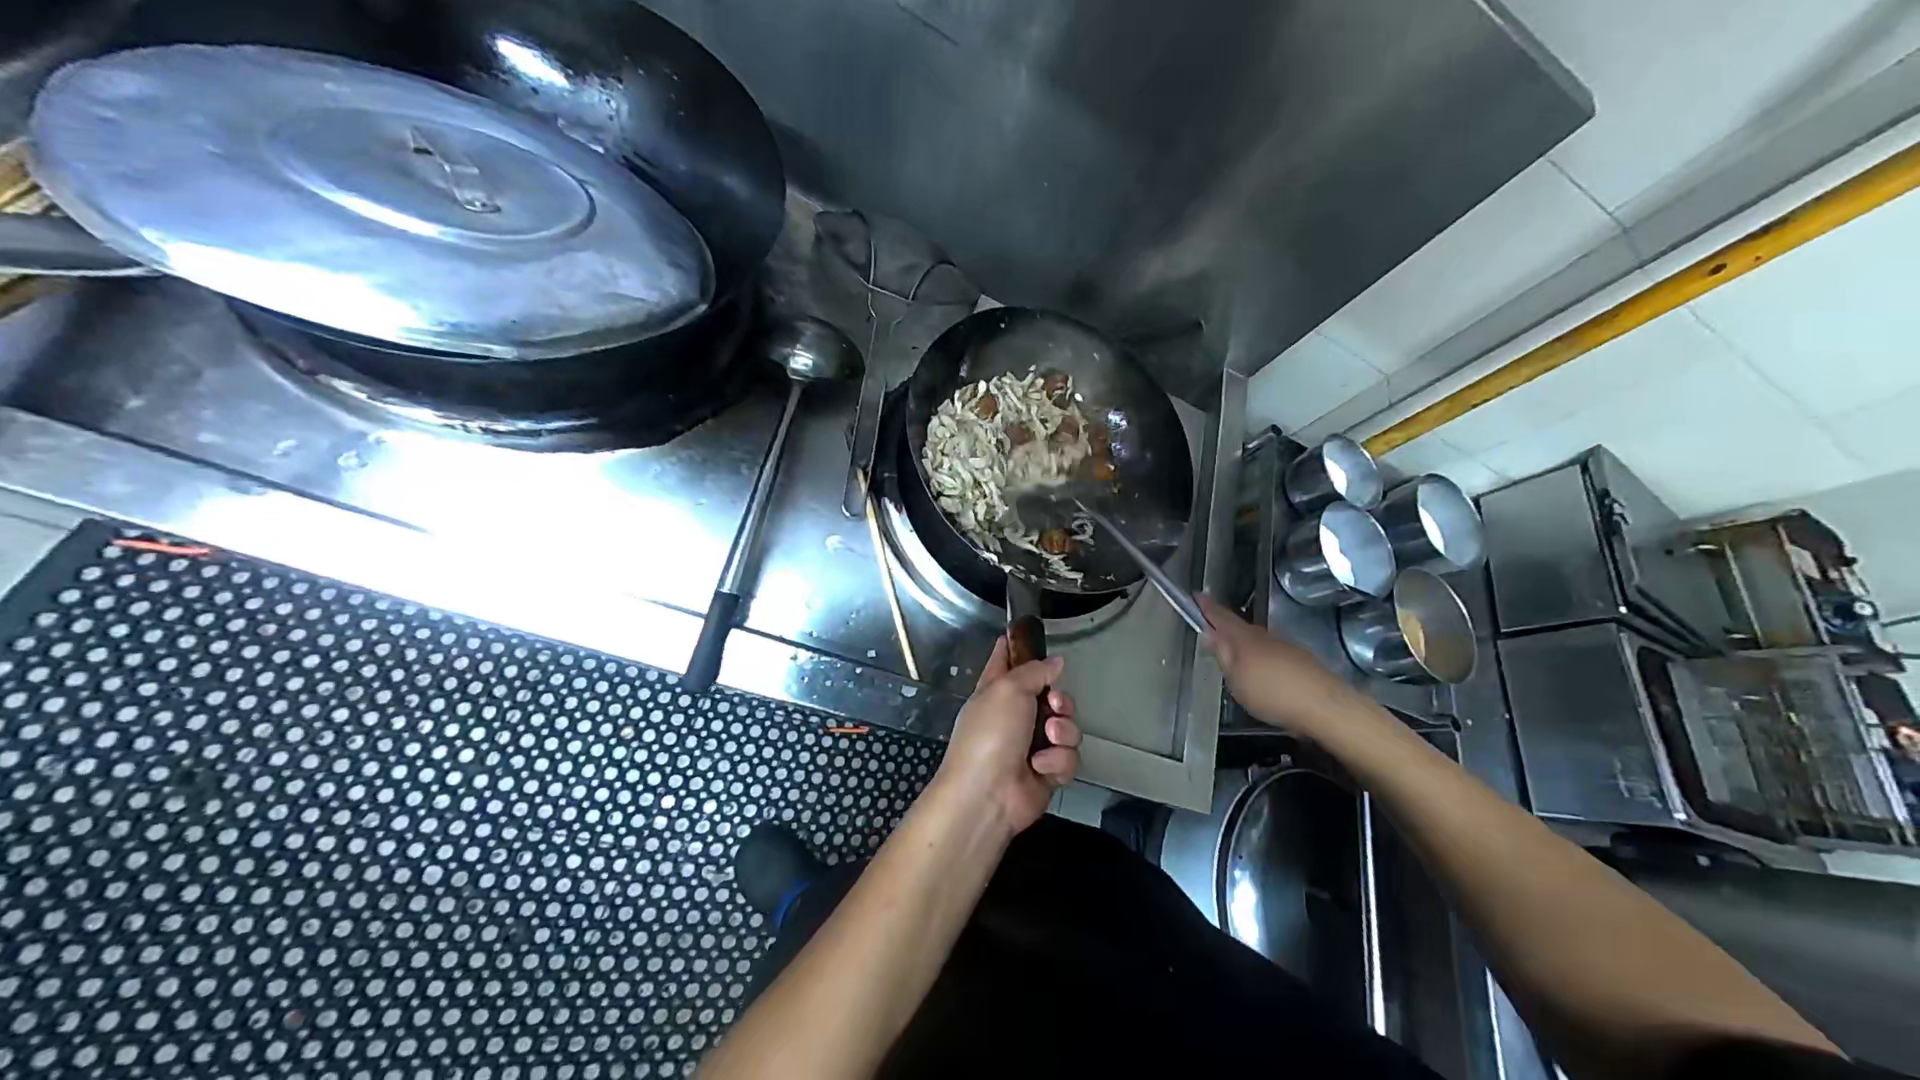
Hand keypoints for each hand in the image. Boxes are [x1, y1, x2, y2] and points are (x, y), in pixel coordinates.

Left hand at [928, 637, 1081, 834]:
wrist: (988, 793)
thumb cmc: (990, 734)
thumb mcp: (1008, 688)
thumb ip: (1035, 670)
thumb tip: (1056, 663)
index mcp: (996, 690)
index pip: (1006, 660)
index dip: (1018, 647)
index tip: (1029, 634)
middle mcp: (1015, 715)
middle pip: (1052, 695)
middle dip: (1061, 700)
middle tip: (1055, 704)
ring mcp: (1033, 745)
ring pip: (1067, 727)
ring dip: (1063, 732)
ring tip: (1049, 738)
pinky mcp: (1047, 771)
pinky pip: (1069, 757)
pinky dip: (1058, 761)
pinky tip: (1041, 767)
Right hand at [1198, 593, 1366, 735]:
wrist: (1325, 707)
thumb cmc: (1273, 694)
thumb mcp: (1236, 679)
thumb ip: (1223, 655)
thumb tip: (1210, 633)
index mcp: (1245, 639)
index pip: (1222, 617)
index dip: (1208, 607)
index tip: (1198, 596)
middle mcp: (1266, 637)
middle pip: (1241, 628)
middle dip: (1226, 629)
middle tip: (1212, 634)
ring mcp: (1286, 648)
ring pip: (1259, 642)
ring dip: (1245, 647)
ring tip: (1236, 663)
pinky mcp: (1301, 662)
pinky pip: (1274, 654)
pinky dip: (1263, 660)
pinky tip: (1263, 677)